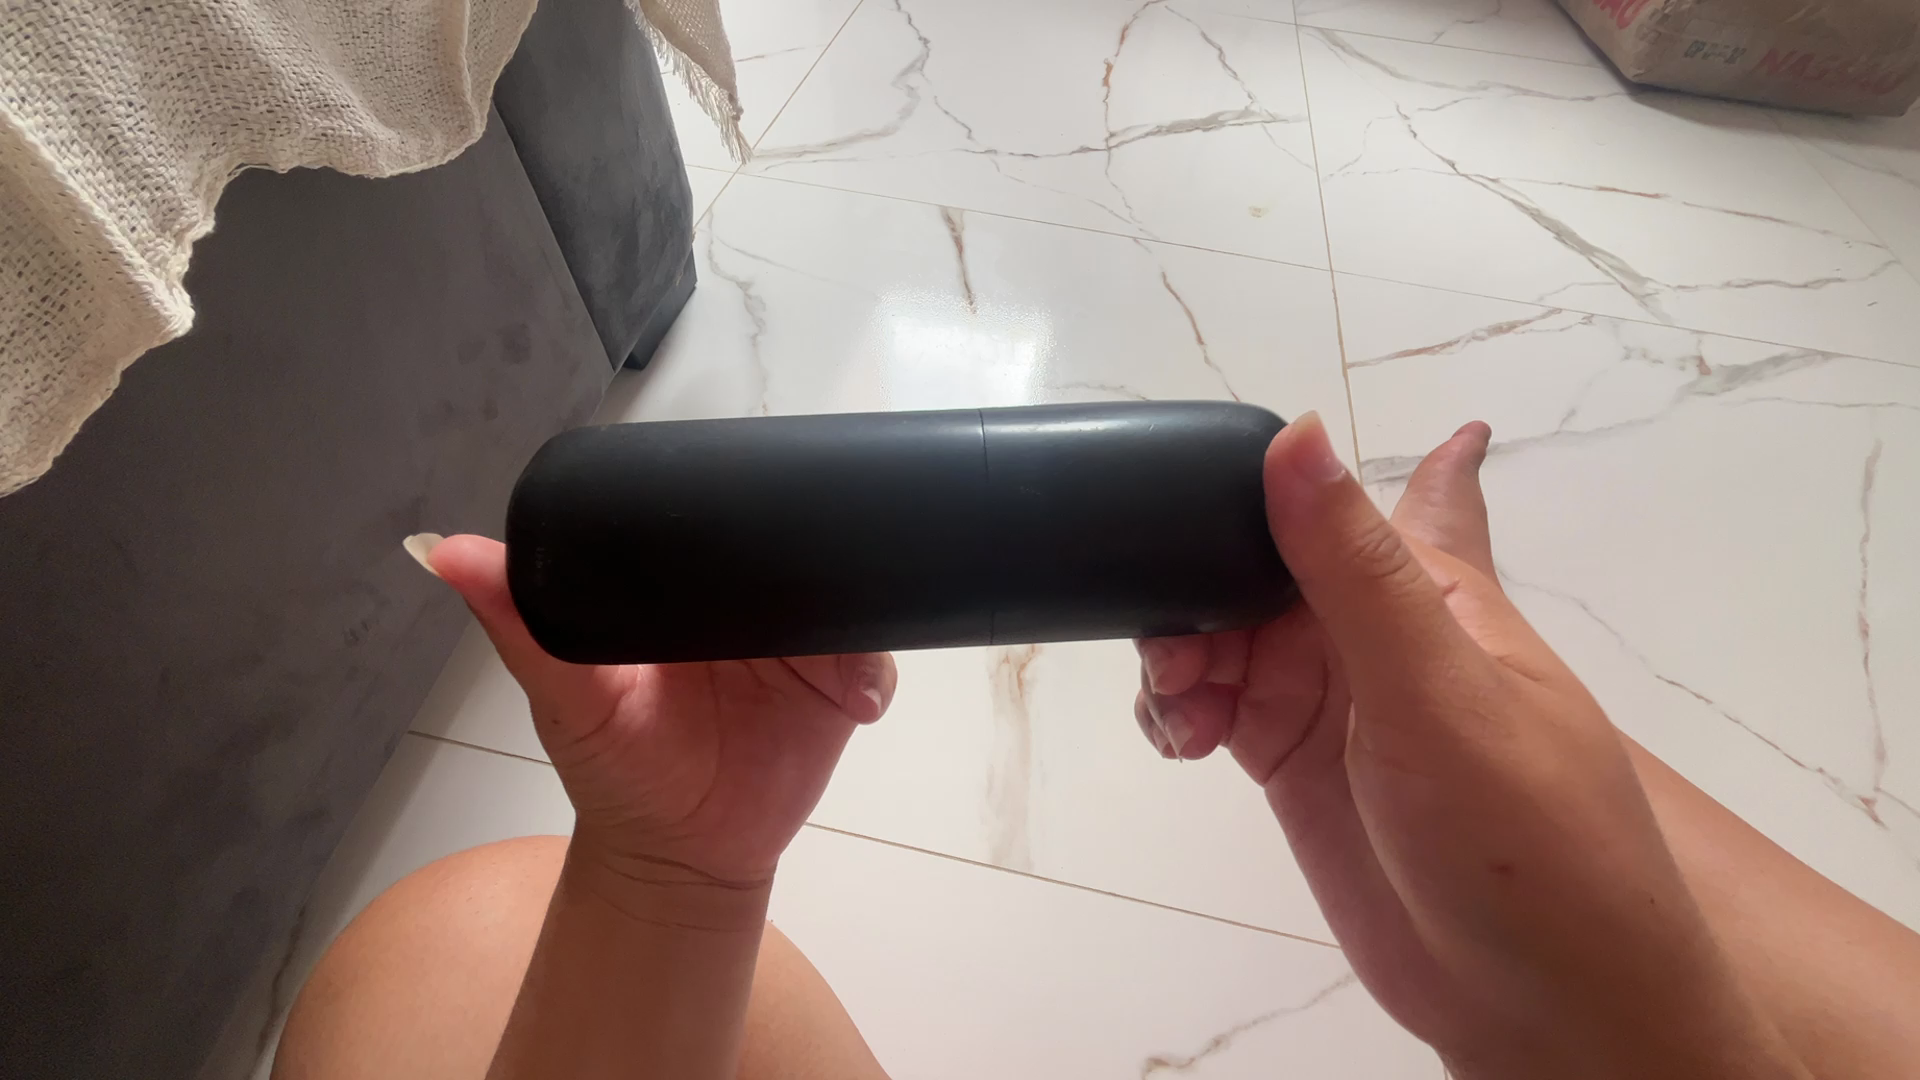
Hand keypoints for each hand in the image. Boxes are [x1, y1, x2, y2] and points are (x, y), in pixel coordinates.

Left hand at [418, 535, 894, 891]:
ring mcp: (802, 651)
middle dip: (825, 561)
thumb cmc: (620, 772)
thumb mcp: (568, 698)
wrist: (686, 853)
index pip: (731, 530)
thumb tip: (447, 550)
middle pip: (804, 561)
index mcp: (694, 595)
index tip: (772, 496)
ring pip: (848, 609)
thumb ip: (523, 628)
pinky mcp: (837, 692)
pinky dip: (875, 677)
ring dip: (859, 625)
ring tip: (843, 663)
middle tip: (828, 577)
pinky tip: (859, 701)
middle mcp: (754, 611)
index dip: (752, 505)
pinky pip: (873, 668)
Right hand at [1133, 414, 1805, 1079]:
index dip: (1271, 475)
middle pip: (1241, 573)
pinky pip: (1202, 705)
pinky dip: (1173, 714)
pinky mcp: (1279, 750)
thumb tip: (1294, 436)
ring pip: (1210, 638)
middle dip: (1190, 599)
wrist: (1529, 1004)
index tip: (1197, 466)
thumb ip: (1353, 568)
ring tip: (1179, 713)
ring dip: (1173, 663)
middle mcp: (1356, 627)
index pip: (1334, 496)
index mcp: (1413, 584)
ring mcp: (1315, 692)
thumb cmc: (1516, 836)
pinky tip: (1177, 739)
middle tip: (1176, 659)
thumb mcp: (1432, 689)